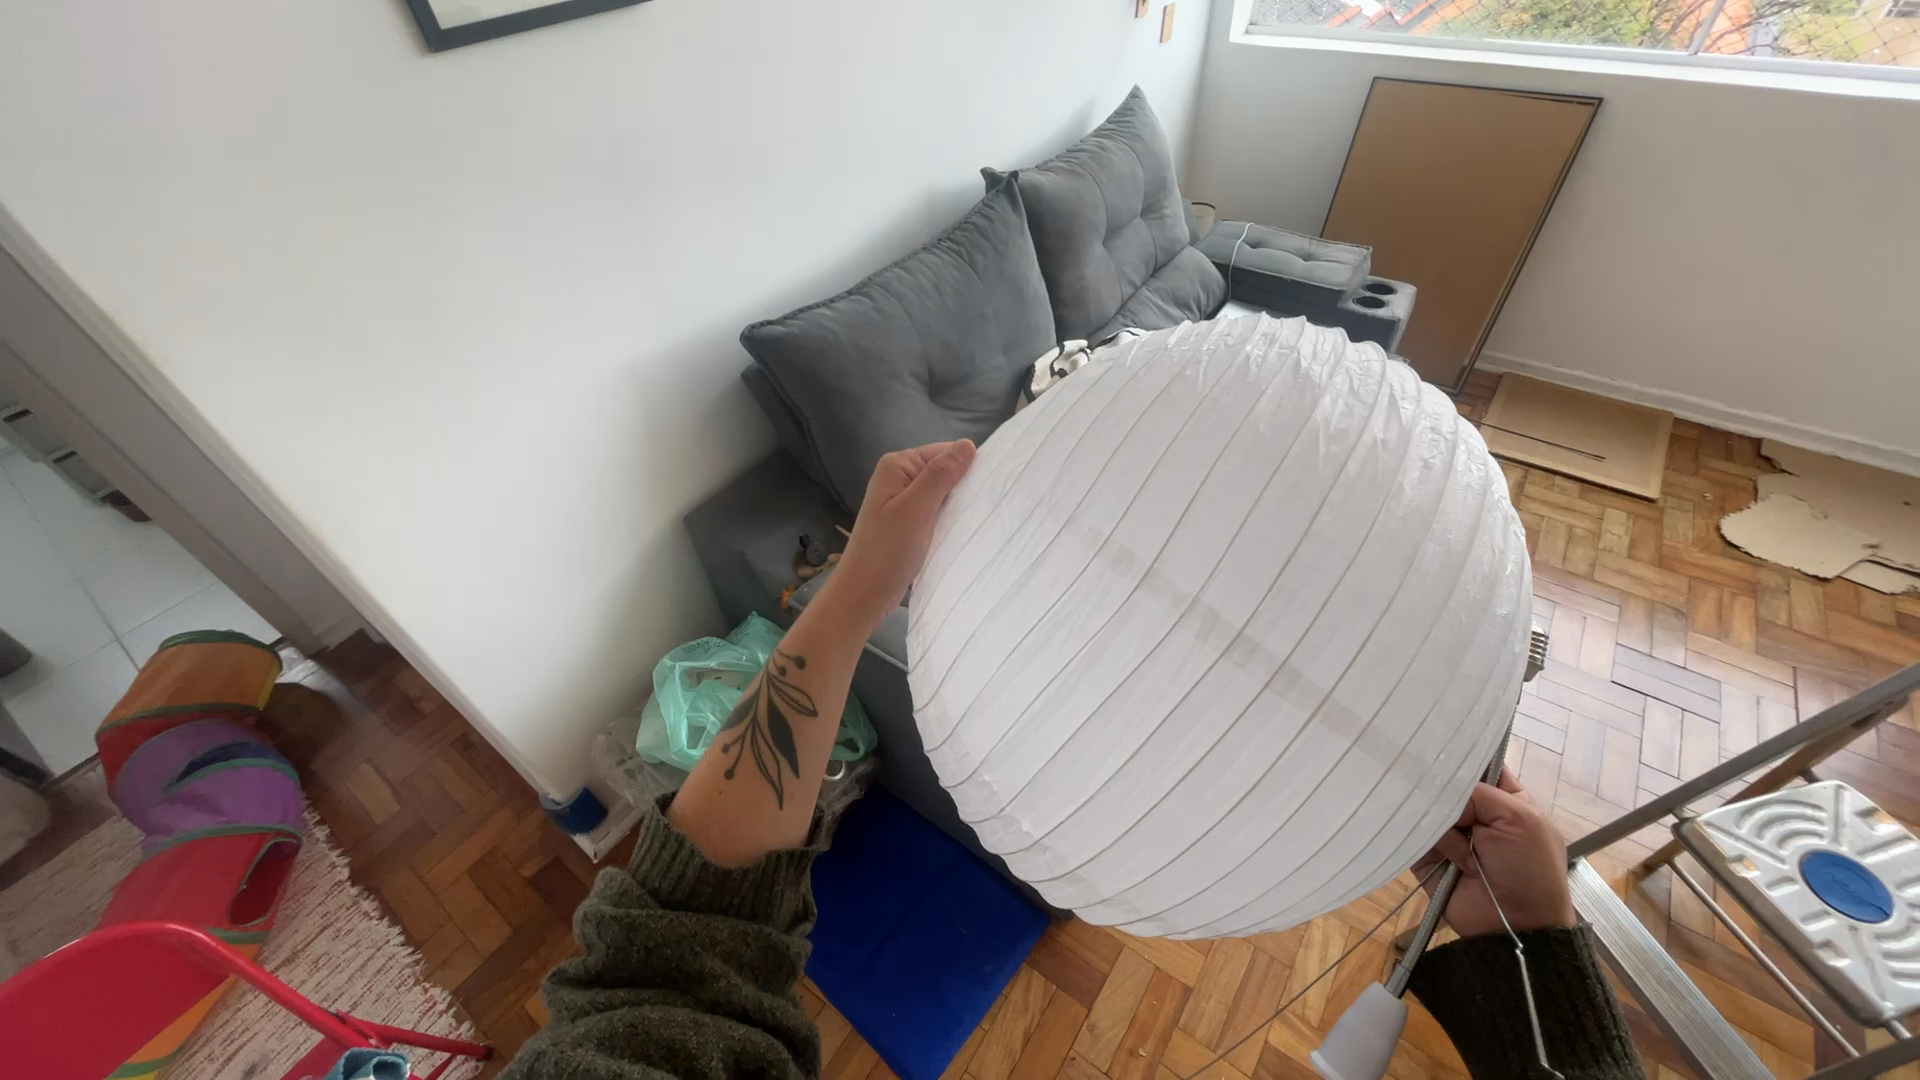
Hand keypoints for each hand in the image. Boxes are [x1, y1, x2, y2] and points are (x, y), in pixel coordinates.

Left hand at [815, 440, 976, 633]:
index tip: (990, 488)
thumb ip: (940, 475)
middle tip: (986, 508)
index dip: (968, 467)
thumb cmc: (887, 550)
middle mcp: (899, 478)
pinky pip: (936, 512)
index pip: (944, 452)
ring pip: (943, 494)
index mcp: (898, 466)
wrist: (864, 594)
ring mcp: (902, 502)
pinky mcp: (908, 523)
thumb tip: (968, 444)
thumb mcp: (916, 509)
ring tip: (977, 520)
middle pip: (944, 471)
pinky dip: (950, 520)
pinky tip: (962, 531)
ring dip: (959, 506)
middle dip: (964, 487)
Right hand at [1412, 767, 1576, 938]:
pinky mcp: (1426, 851)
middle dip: (1442, 790)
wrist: (1512, 925)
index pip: (1478, 765)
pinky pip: (1412, 831)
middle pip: (1445, 784)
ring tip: (1463, 853)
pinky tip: (1442, 855)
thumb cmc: (1528, 870)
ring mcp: (1448, 832)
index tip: (1436, 741)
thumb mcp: (1519, 819)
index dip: (1460, 755)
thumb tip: (1438, 788)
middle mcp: (1474, 813)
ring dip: (1441, 826)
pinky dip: (1423, 838)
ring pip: (1426, 807)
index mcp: (1505, 801)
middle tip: (1448, 801)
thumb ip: (1477, 791)